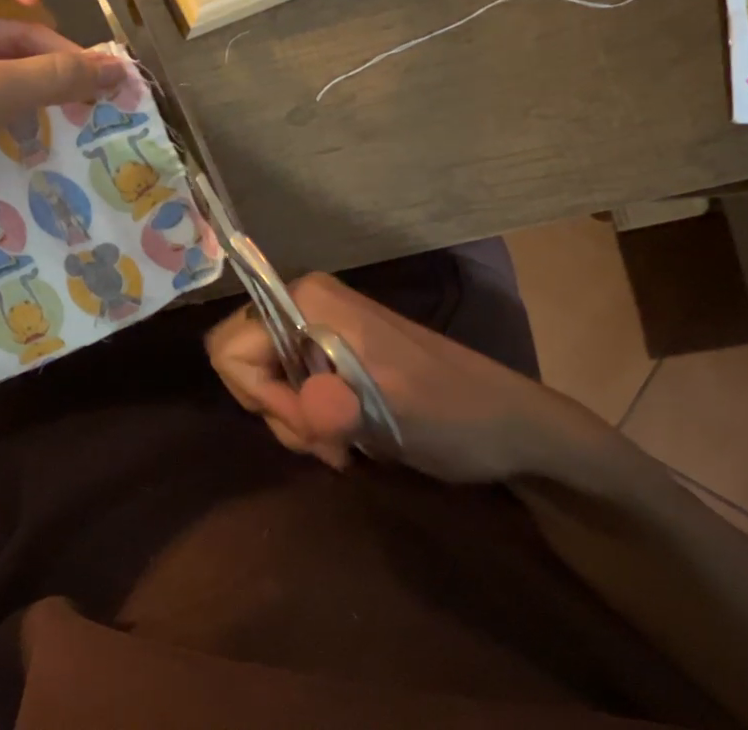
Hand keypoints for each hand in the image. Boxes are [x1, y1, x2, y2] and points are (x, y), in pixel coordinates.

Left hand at [0, 0, 125, 218]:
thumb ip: (58, 77)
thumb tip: (119, 70)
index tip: (41, 6)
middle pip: (12, 27)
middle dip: (53, 55)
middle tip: (98, 89)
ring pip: (6, 66)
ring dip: (42, 85)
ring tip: (84, 112)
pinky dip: (20, 107)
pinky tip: (46, 129)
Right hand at [205, 273, 612, 481]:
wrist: (517, 426)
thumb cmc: (458, 415)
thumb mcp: (397, 414)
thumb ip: (340, 406)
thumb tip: (307, 404)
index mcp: (309, 302)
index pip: (231, 347)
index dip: (259, 394)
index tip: (308, 422)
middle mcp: (302, 303)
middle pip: (243, 362)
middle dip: (275, 410)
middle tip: (323, 442)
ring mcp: (316, 326)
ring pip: (261, 377)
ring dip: (293, 420)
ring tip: (339, 446)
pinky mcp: (329, 349)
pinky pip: (286, 382)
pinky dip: (305, 416)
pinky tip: (341, 436)